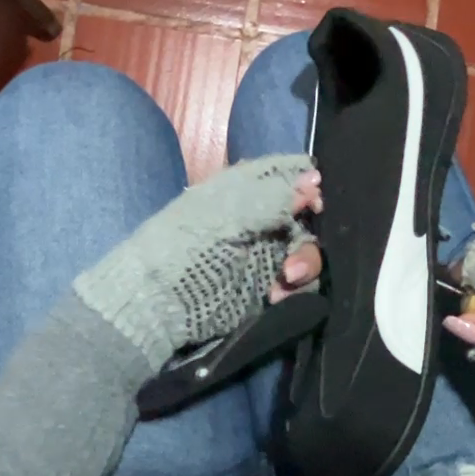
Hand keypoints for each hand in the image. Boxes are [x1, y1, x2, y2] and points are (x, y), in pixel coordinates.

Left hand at [74, 154, 321, 369]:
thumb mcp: (228, 215)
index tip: (315, 201)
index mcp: (246, 188)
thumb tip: (316, 177)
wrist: (158, 302)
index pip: (290, 173)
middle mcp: (261, 217)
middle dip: (309, 232)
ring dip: (305, 262)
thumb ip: (273, 197)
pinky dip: (295, 288)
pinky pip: (299, 282)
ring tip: (288, 277)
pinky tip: (277, 295)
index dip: (309, 183)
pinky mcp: (267, 285)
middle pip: (308, 215)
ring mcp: (265, 252)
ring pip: (307, 250)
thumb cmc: (186, 246)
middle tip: (299, 249)